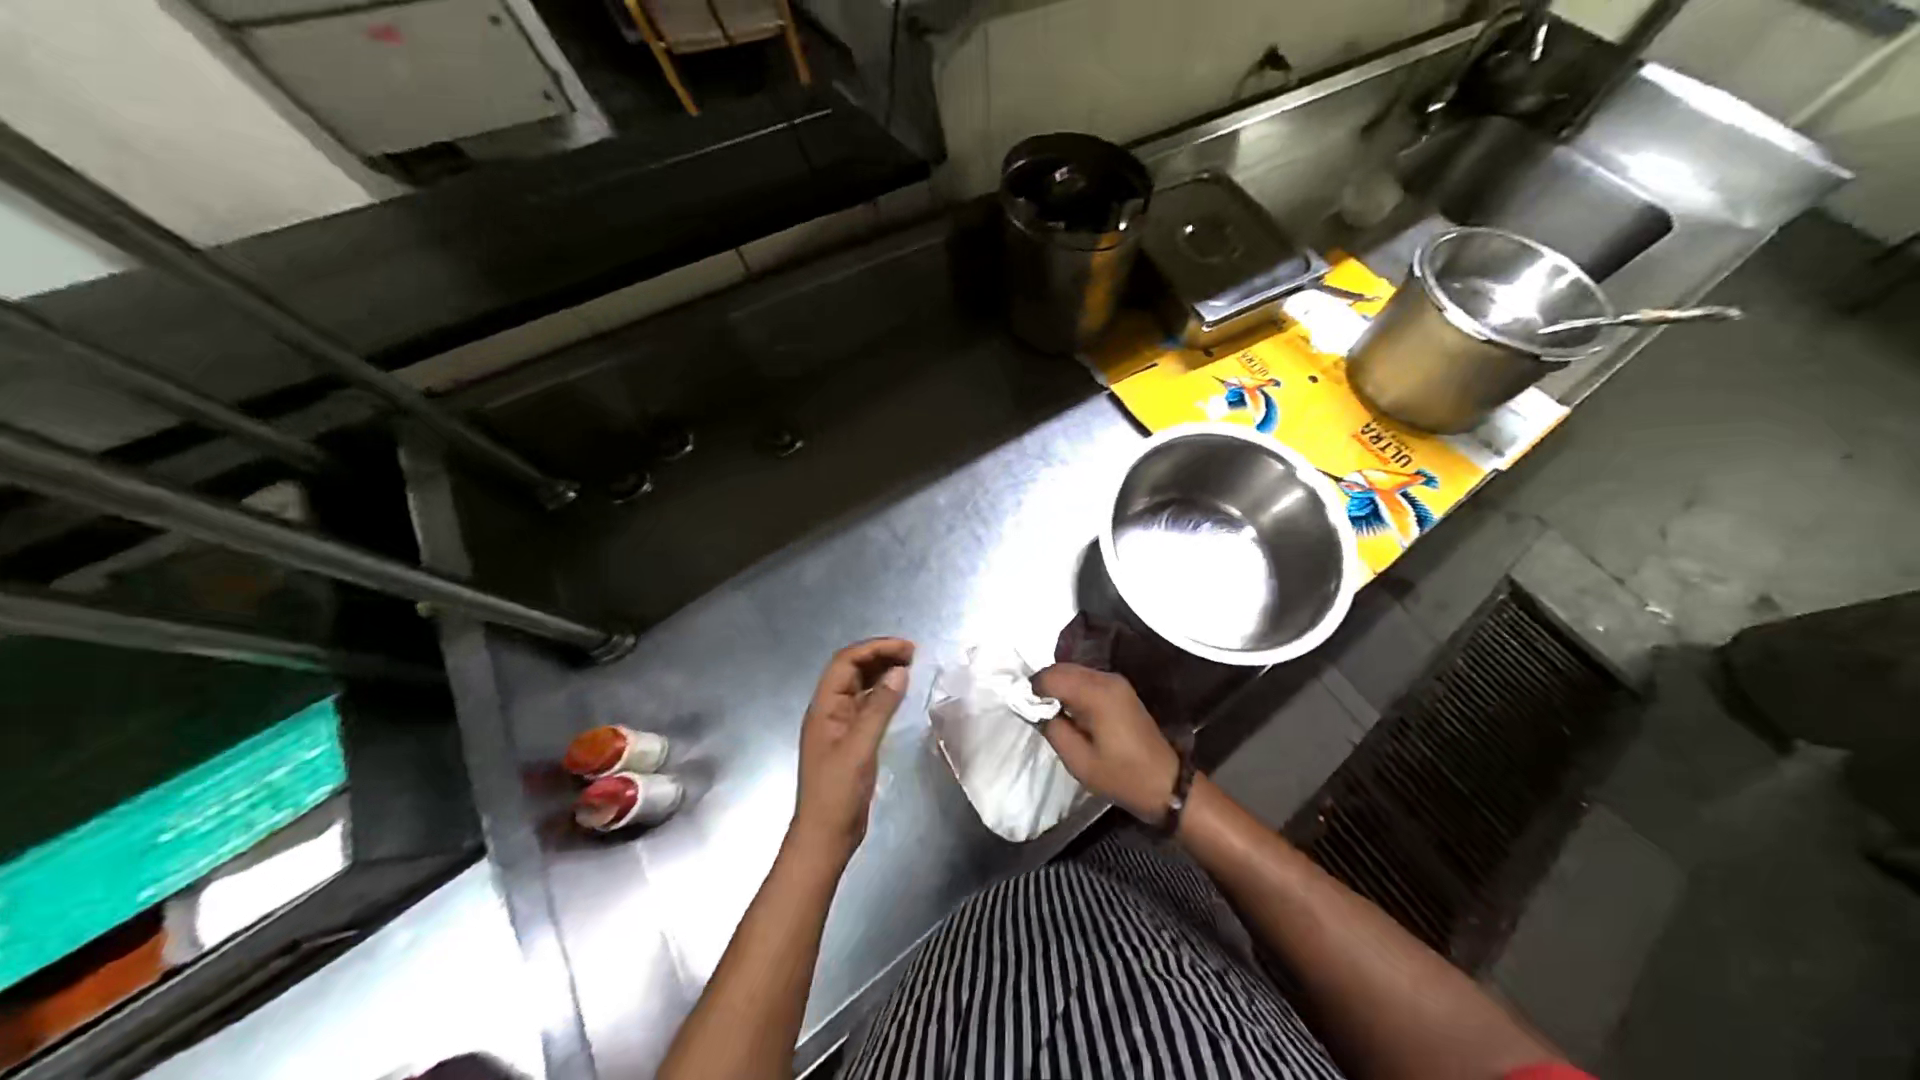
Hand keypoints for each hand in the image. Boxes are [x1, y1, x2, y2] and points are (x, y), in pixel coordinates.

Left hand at [791, 637, 914, 862]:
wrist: (826, 835)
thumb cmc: (837, 792)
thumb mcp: (860, 747)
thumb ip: (880, 708)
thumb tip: (900, 671)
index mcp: (823, 707)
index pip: (846, 662)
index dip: (874, 648)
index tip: (906, 648)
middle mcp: (830, 711)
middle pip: (852, 670)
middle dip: (880, 656)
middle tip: (913, 653)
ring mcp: (840, 726)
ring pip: (861, 687)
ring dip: (883, 672)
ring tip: (910, 666)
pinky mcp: (852, 740)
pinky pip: (867, 706)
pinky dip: (884, 695)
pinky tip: (900, 694)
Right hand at [1032, 663, 1179, 824]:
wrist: (1166, 785)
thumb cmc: (1121, 776)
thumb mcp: (1079, 760)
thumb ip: (1052, 729)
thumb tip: (1034, 710)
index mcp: (1097, 694)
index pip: (1052, 676)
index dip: (1033, 690)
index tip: (1023, 709)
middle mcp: (1107, 679)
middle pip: (1063, 669)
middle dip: (1044, 685)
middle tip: (1032, 711)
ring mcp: (1116, 683)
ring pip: (1074, 672)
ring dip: (1057, 686)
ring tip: (1048, 714)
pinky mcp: (1120, 690)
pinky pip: (1086, 680)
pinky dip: (1071, 689)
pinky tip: (1068, 712)